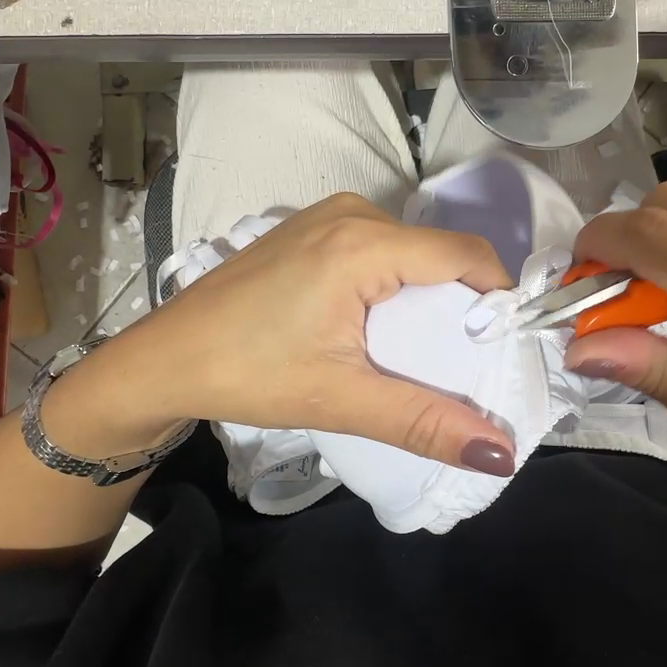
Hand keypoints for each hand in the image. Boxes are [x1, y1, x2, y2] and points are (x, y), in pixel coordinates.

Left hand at [69, 194, 520, 474]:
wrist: (163, 359)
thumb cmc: (248, 373)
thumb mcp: (341, 399)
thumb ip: (424, 421)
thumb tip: (502, 453)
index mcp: (364, 244)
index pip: (466, 254)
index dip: (498, 299)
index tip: (504, 349)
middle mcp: (353, 213)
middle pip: (440, 252)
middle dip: (462, 304)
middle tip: (464, 362)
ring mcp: (328, 215)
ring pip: (411, 250)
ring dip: (426, 296)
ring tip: (421, 352)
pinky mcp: (312, 228)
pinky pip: (379, 247)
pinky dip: (395, 284)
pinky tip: (378, 327)